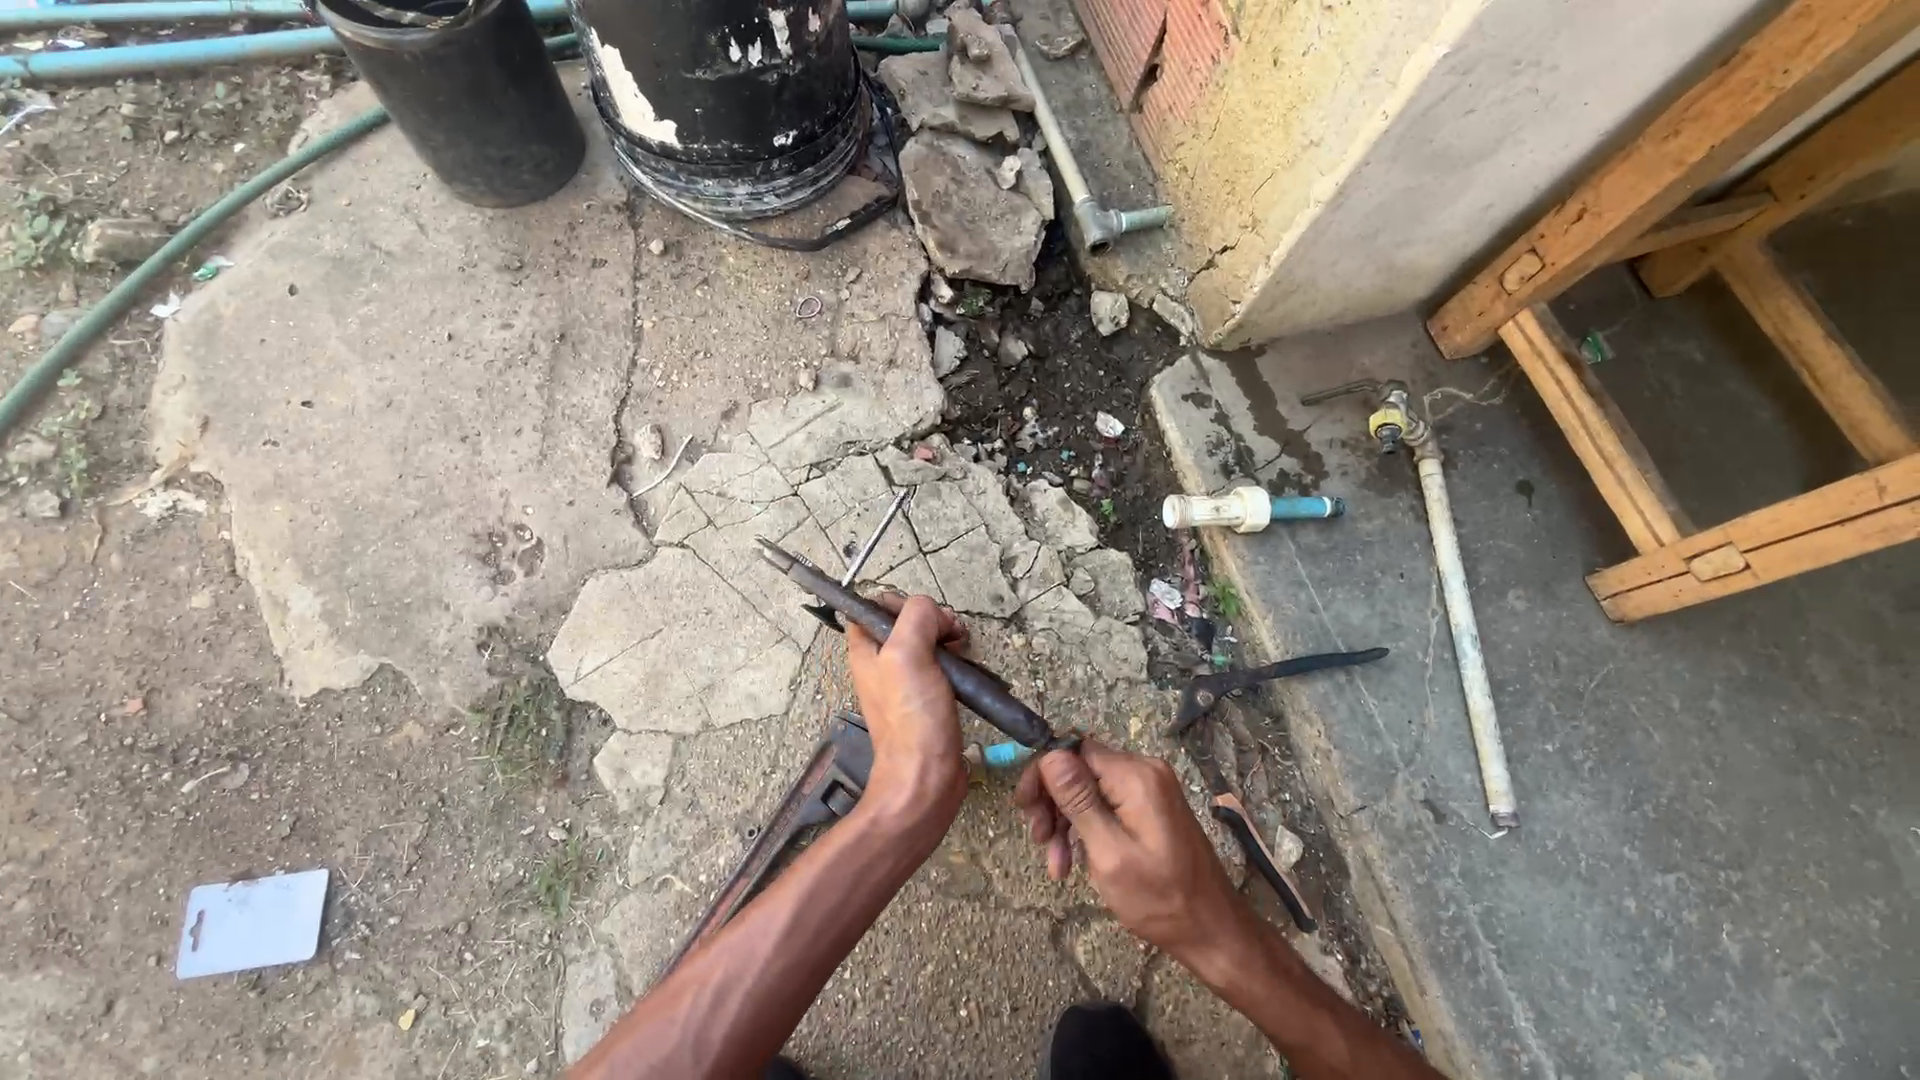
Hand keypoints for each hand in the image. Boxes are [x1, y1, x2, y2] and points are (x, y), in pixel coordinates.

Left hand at [845, 594, 969, 831]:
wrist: (926, 777)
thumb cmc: (911, 719)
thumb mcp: (906, 653)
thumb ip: (916, 617)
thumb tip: (936, 614)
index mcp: (865, 648)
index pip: (875, 605)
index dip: (903, 603)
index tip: (925, 618)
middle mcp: (881, 663)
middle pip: (908, 622)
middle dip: (934, 620)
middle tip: (951, 636)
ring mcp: (905, 682)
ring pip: (928, 643)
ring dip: (949, 640)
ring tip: (963, 652)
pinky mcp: (927, 699)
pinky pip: (941, 668)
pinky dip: (957, 664)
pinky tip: (968, 673)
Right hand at [1015, 739, 1249, 965]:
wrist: (1213, 931)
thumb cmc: (1160, 899)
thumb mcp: (1109, 853)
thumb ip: (1079, 801)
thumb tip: (1051, 755)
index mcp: (1135, 776)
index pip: (1072, 750)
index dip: (1043, 775)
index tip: (1026, 811)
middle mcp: (1144, 771)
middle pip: (1079, 768)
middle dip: (1053, 802)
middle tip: (1039, 841)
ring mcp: (1150, 788)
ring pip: (1089, 788)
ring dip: (1066, 822)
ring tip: (1058, 865)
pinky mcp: (1152, 807)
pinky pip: (1107, 803)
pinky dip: (1087, 828)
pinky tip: (1076, 861)